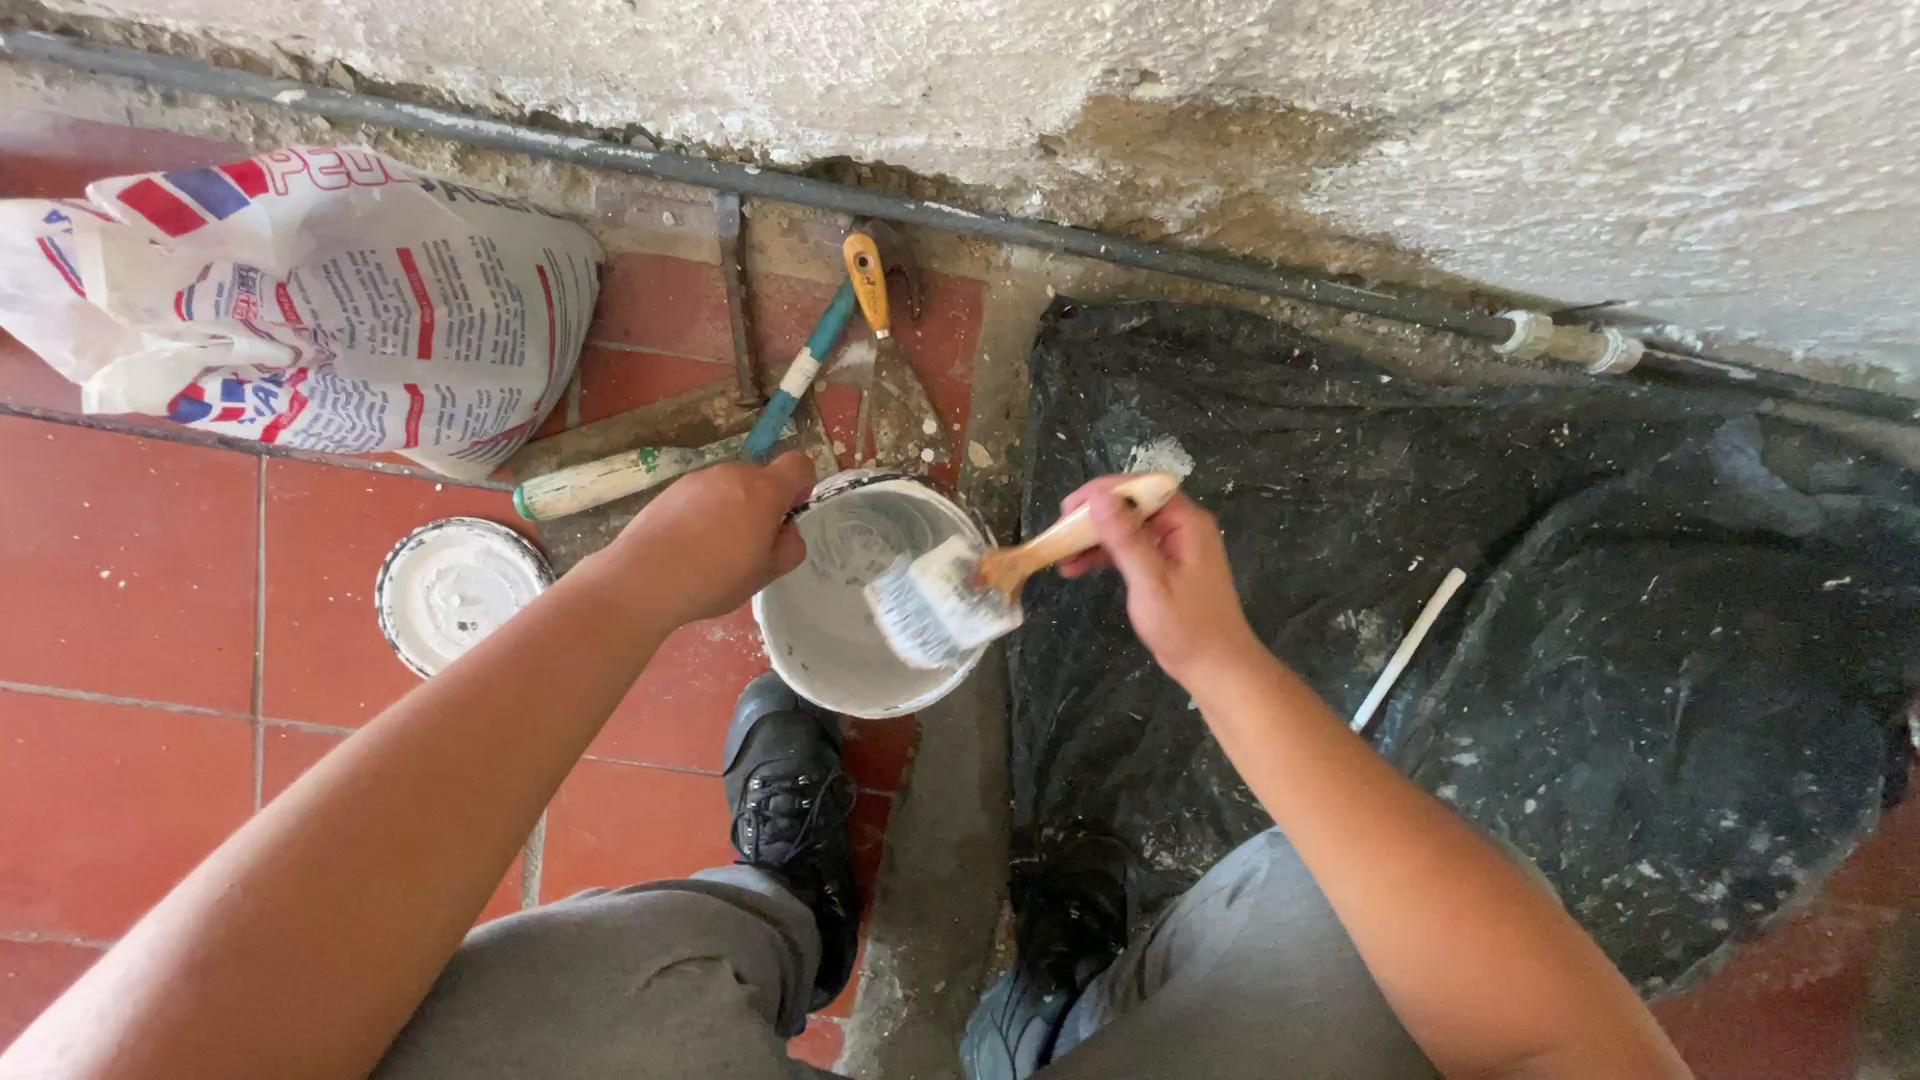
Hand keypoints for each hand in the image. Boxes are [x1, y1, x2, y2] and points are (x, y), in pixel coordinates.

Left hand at [605, 451, 815, 624]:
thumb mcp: (767, 573)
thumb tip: (786, 530)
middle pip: (762, 477)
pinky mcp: (671, 489)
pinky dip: (705, 512)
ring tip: (715, 548)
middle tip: (751, 544)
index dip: (802, 486)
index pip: (799, 464)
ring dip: (733, 508)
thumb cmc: (715, 578)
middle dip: (764, 503)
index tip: (788, 515)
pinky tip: (689, 545)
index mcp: (764, 490)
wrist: (643, 579)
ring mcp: (698, 479)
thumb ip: (790, 547)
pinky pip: (702, 495)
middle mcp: (732, 474)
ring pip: (730, 486)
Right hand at [1057, 477, 1260, 680]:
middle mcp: (1181, 526)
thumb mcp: (1151, 582)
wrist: (1215, 666)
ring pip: (1125, 527)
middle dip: (1093, 518)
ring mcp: (1172, 546)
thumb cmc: (1187, 627)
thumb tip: (1098, 498)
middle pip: (1130, 505)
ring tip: (1061, 556)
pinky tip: (1077, 567)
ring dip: (1093, 538)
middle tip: (1060, 534)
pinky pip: (1129, 548)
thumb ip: (1126, 538)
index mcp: (1186, 522)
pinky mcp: (1163, 564)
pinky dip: (1104, 555)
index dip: (1102, 492)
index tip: (1069, 509)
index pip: (1140, 488)